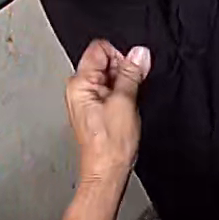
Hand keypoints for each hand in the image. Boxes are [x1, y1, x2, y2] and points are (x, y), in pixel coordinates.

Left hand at [65, 39, 149, 186]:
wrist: (108, 170)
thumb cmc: (109, 145)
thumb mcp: (125, 102)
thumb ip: (132, 73)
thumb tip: (140, 53)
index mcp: (79, 84)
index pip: (99, 49)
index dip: (120, 56)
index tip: (131, 71)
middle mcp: (79, 89)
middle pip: (105, 61)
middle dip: (124, 70)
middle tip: (131, 89)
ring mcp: (88, 99)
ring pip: (111, 76)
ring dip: (125, 84)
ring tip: (128, 103)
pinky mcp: (97, 109)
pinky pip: (113, 90)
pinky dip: (124, 94)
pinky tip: (127, 109)